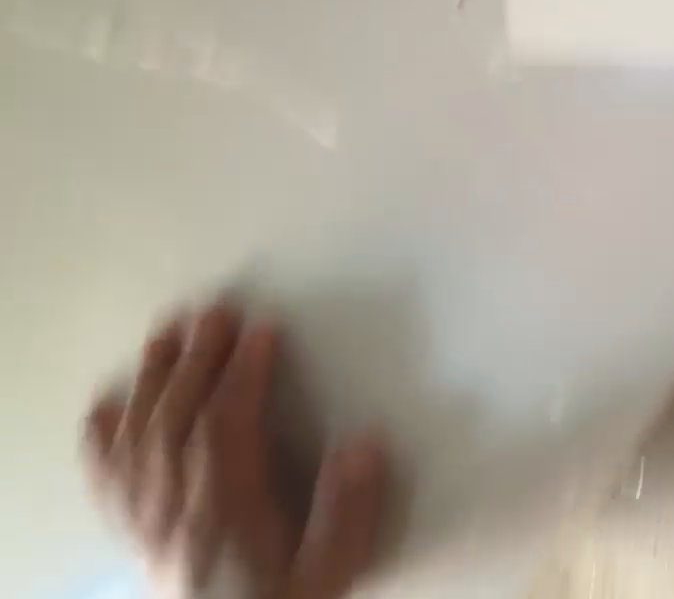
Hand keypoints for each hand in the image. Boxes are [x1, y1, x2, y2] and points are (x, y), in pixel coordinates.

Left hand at [82, 305, 388, 598]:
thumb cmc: (290, 598)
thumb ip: (347, 509)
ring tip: (168, 333)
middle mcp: (173, 513)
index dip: (241, 378)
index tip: (264, 330)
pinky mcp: (133, 530)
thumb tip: (363, 442)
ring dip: (152, 383)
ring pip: (136, 442)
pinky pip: (106, 479)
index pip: (224, 433)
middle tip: (215, 312)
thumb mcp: (332, 568)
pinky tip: (108, 402)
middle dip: (194, 364)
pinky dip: (101, 438)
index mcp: (225, 516)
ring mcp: (145, 522)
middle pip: (174, 427)